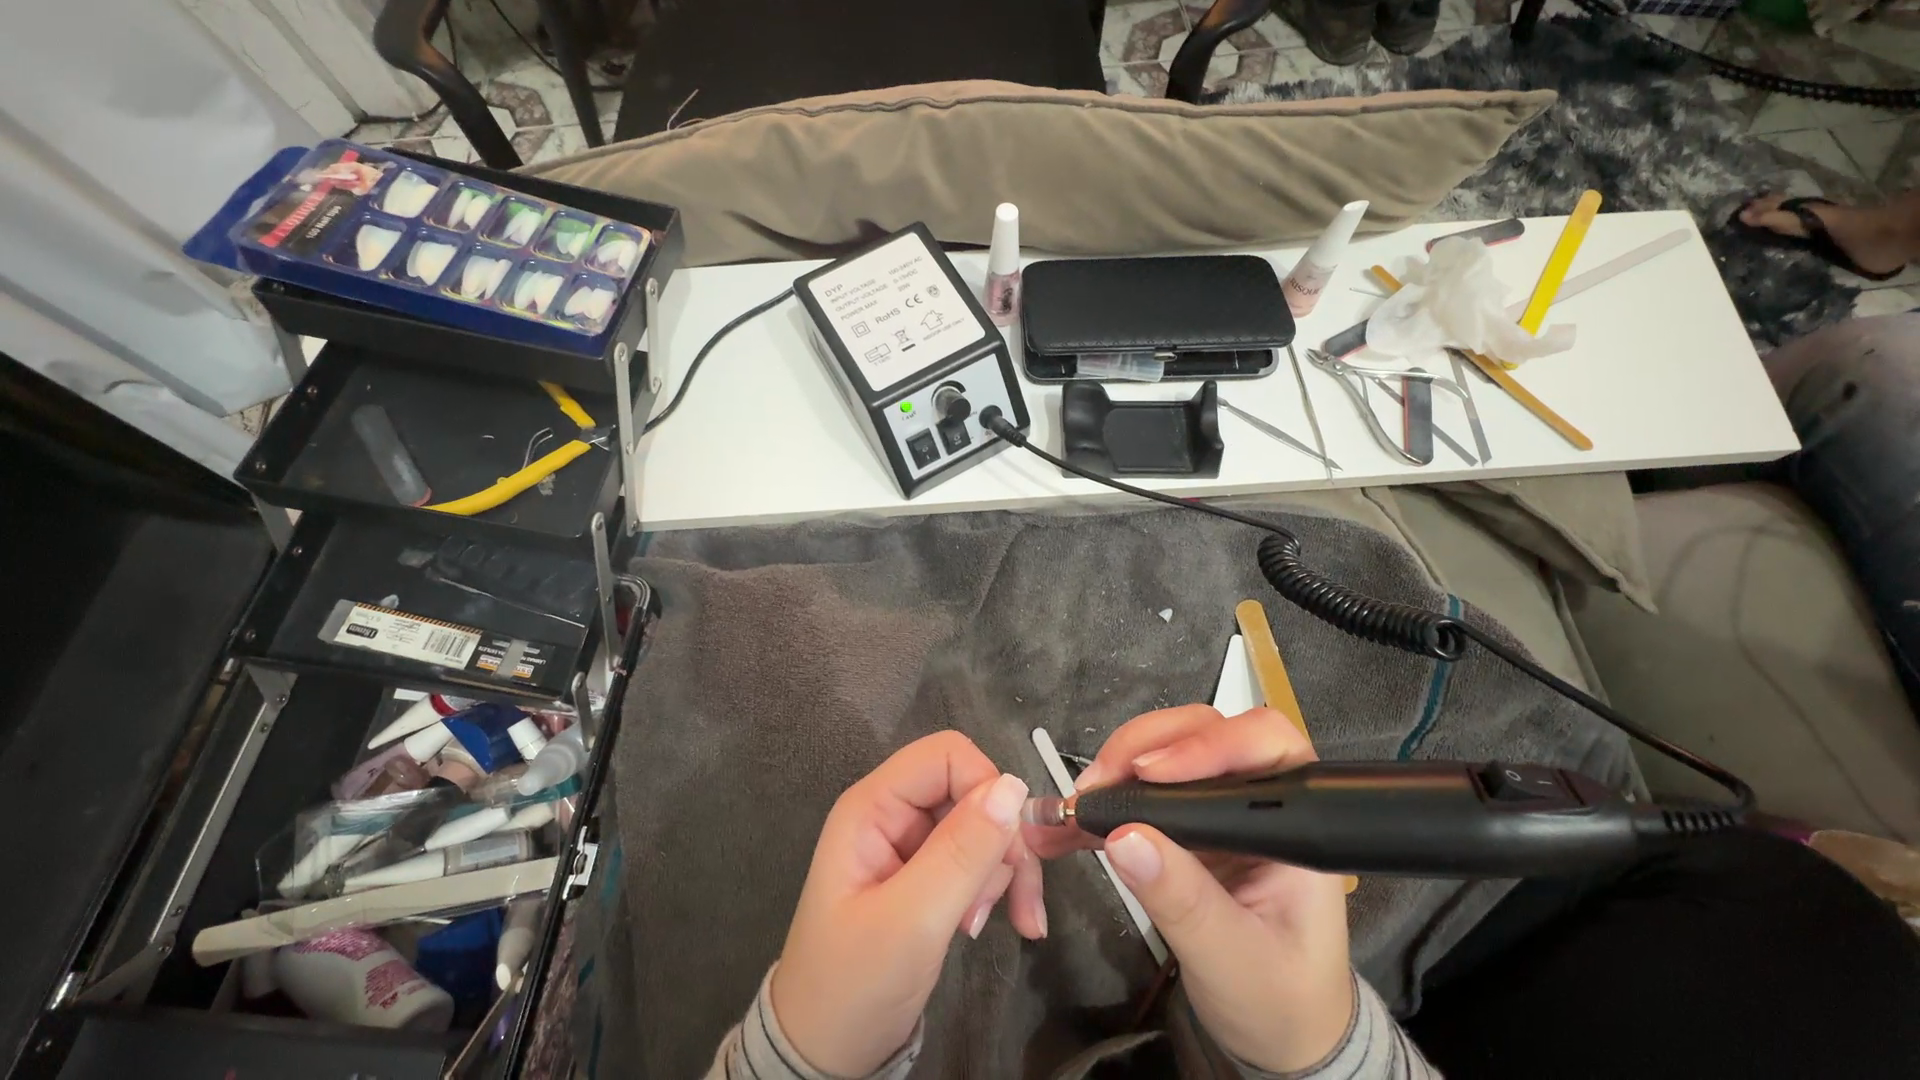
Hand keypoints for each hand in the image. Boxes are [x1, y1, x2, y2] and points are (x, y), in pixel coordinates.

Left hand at [771, 731, 1044, 1076]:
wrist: (824, 1052)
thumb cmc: (854, 985)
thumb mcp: (912, 920)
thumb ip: (962, 851)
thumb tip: (1014, 786)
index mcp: (873, 807)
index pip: (946, 755)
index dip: (987, 787)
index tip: (1009, 847)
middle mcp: (892, 813)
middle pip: (970, 789)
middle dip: (1000, 841)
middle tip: (1008, 902)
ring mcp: (909, 844)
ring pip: (982, 824)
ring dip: (998, 872)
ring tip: (978, 924)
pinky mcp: (926, 874)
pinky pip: (976, 857)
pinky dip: (992, 888)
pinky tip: (980, 926)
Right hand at [1047, 705, 1354, 1073]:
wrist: (1278, 1034)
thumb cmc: (1279, 1001)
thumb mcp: (1232, 959)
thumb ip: (1183, 900)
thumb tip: (1125, 839)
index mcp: (1294, 824)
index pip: (1263, 746)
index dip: (1204, 747)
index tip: (1148, 775)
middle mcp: (1259, 800)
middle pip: (1203, 732)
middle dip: (1143, 749)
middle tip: (1094, 789)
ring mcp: (1220, 810)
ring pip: (1165, 753)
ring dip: (1114, 770)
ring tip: (1072, 807)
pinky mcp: (1186, 828)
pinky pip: (1142, 796)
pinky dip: (1102, 807)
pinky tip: (1064, 826)